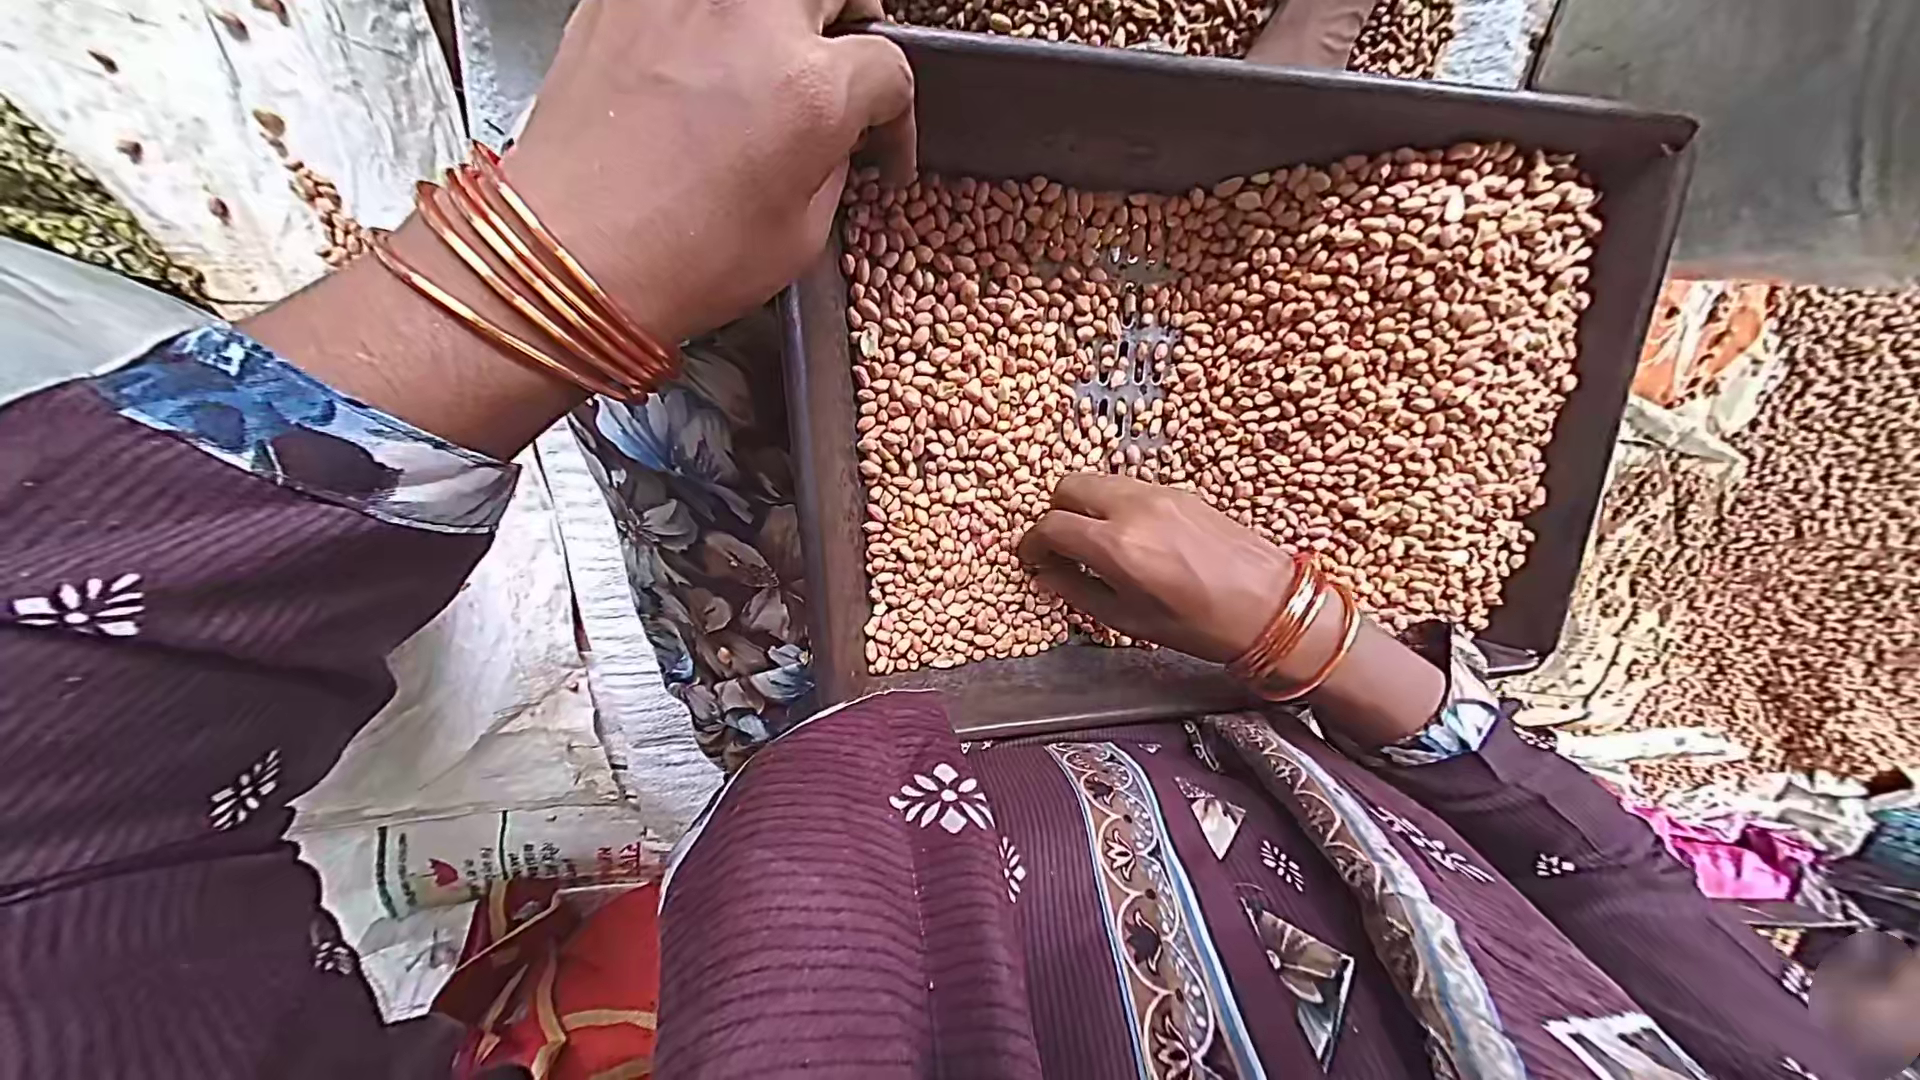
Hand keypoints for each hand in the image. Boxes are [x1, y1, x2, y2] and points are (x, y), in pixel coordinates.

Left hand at [505, 0, 915, 342]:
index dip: (899, 118)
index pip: (889, 68)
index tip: (884, 149)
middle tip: (849, 72)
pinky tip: (722, 59)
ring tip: (784, 57)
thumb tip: (838, 139)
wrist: (580, 251)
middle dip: (858, 25)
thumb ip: (832, 169)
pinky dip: (725, 18)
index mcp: (810, 89)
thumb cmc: (691, 258)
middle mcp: (752, 14)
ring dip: (794, 13)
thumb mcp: (799, 236)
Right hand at [1017, 474, 1298, 664]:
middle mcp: (1132, 507)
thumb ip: (1078, 590)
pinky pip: (1127, 485)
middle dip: (1054, 514)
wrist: (1272, 605)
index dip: (1032, 543)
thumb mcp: (1128, 620)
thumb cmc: (1199, 625)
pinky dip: (1111, 503)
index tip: (1031, 557)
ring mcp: (1158, 492)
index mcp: (1116, 546)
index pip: (1051, 526)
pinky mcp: (1179, 490)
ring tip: (1093, 540)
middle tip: (1060, 546)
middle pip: (1067, 487)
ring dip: (1082, 505)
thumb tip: (1045, 575)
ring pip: (1097, 481)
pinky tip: (1126, 534)